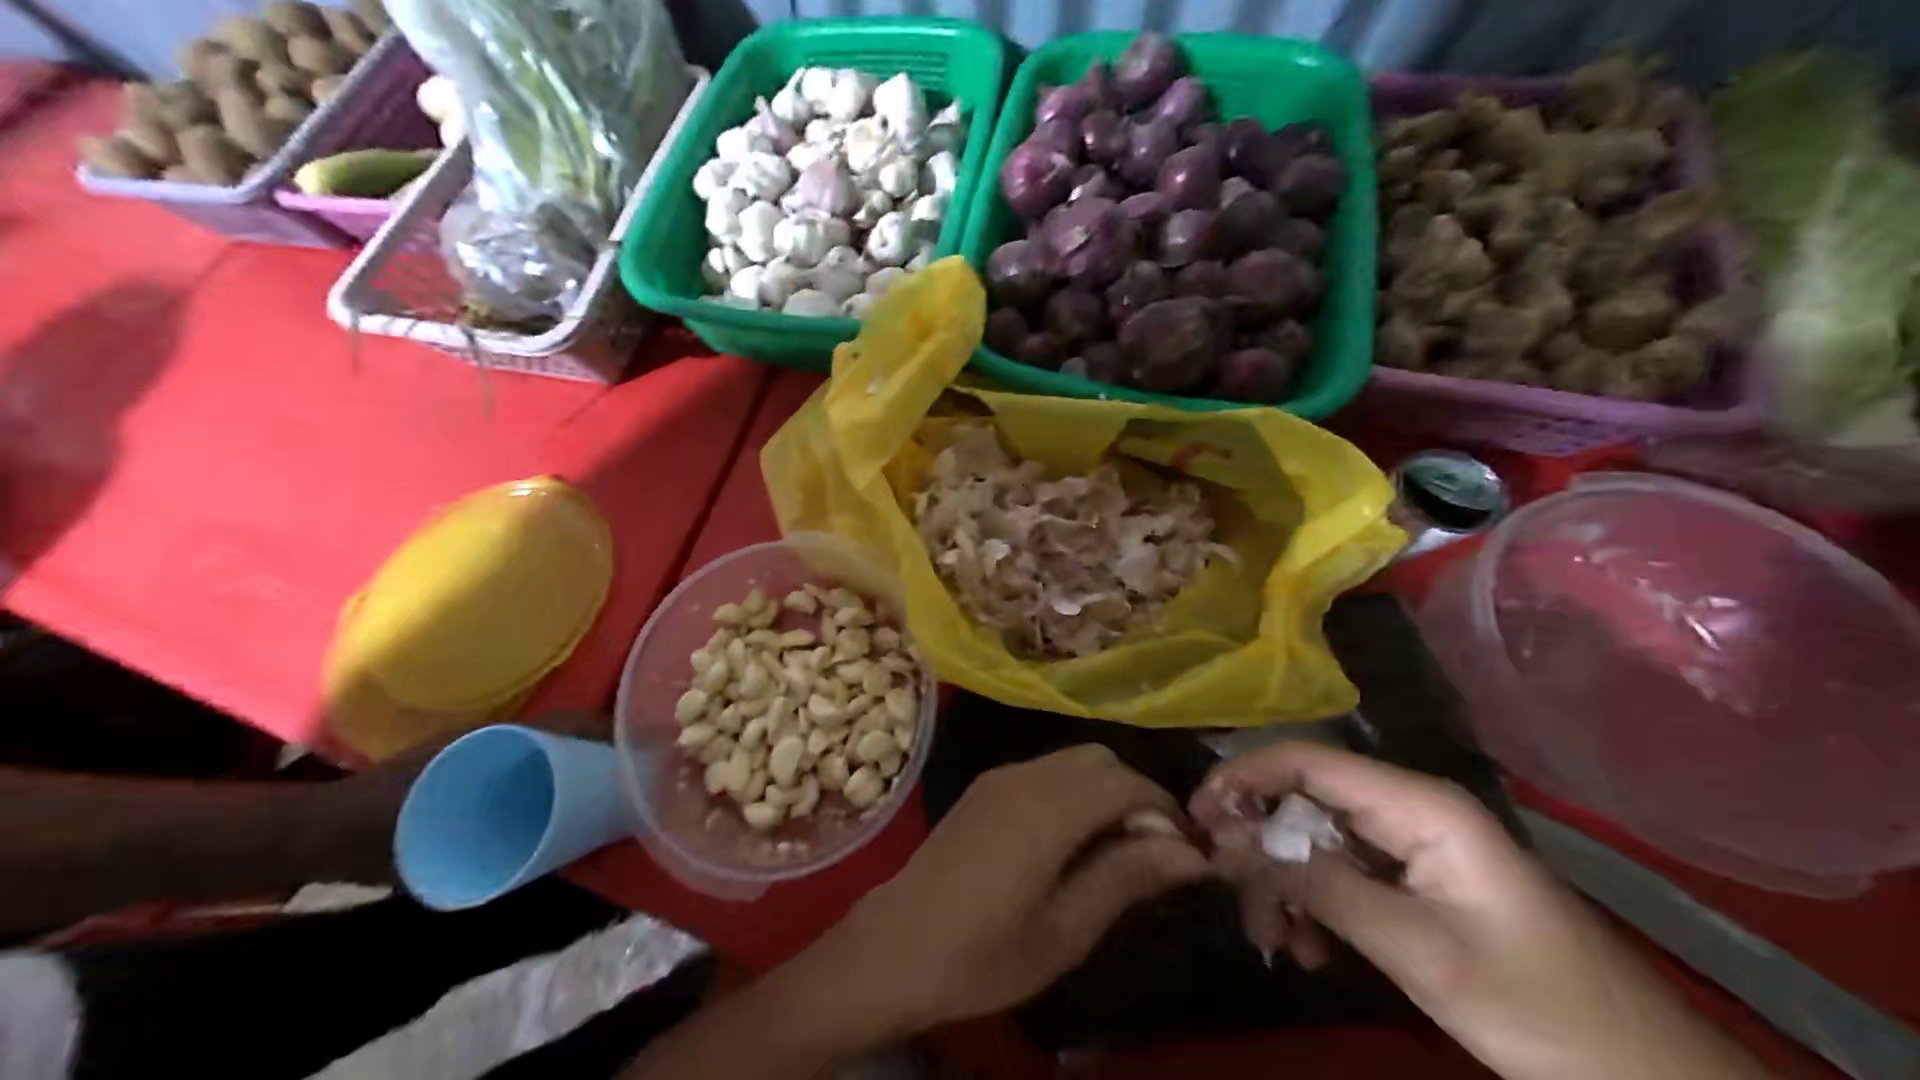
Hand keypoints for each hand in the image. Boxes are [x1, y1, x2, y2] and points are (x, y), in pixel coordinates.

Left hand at [807, 744, 1209, 1036]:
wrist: (894, 946)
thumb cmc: (982, 954)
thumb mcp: (1064, 931)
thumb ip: (1125, 878)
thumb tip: (1189, 850)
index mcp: (1047, 809)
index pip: (1126, 781)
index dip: (1164, 808)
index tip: (1185, 852)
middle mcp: (1024, 776)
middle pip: (1100, 759)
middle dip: (1135, 793)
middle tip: (1149, 852)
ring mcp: (999, 777)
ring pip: (1071, 760)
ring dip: (1104, 790)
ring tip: (1114, 850)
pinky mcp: (984, 787)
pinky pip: (1045, 770)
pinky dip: (1073, 790)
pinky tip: (1070, 840)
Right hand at [1191, 742, 1765, 1079]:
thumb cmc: (1542, 1011)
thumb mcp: (1418, 950)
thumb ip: (1320, 888)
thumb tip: (1233, 848)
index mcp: (1419, 806)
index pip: (1307, 762)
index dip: (1244, 776)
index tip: (1197, 814)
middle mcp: (1409, 811)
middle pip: (1305, 800)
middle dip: (1259, 842)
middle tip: (1226, 888)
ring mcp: (1413, 847)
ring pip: (1317, 841)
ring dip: (1284, 884)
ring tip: (1277, 940)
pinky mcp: (1417, 882)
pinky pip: (1342, 874)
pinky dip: (1313, 905)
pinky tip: (1310, 948)